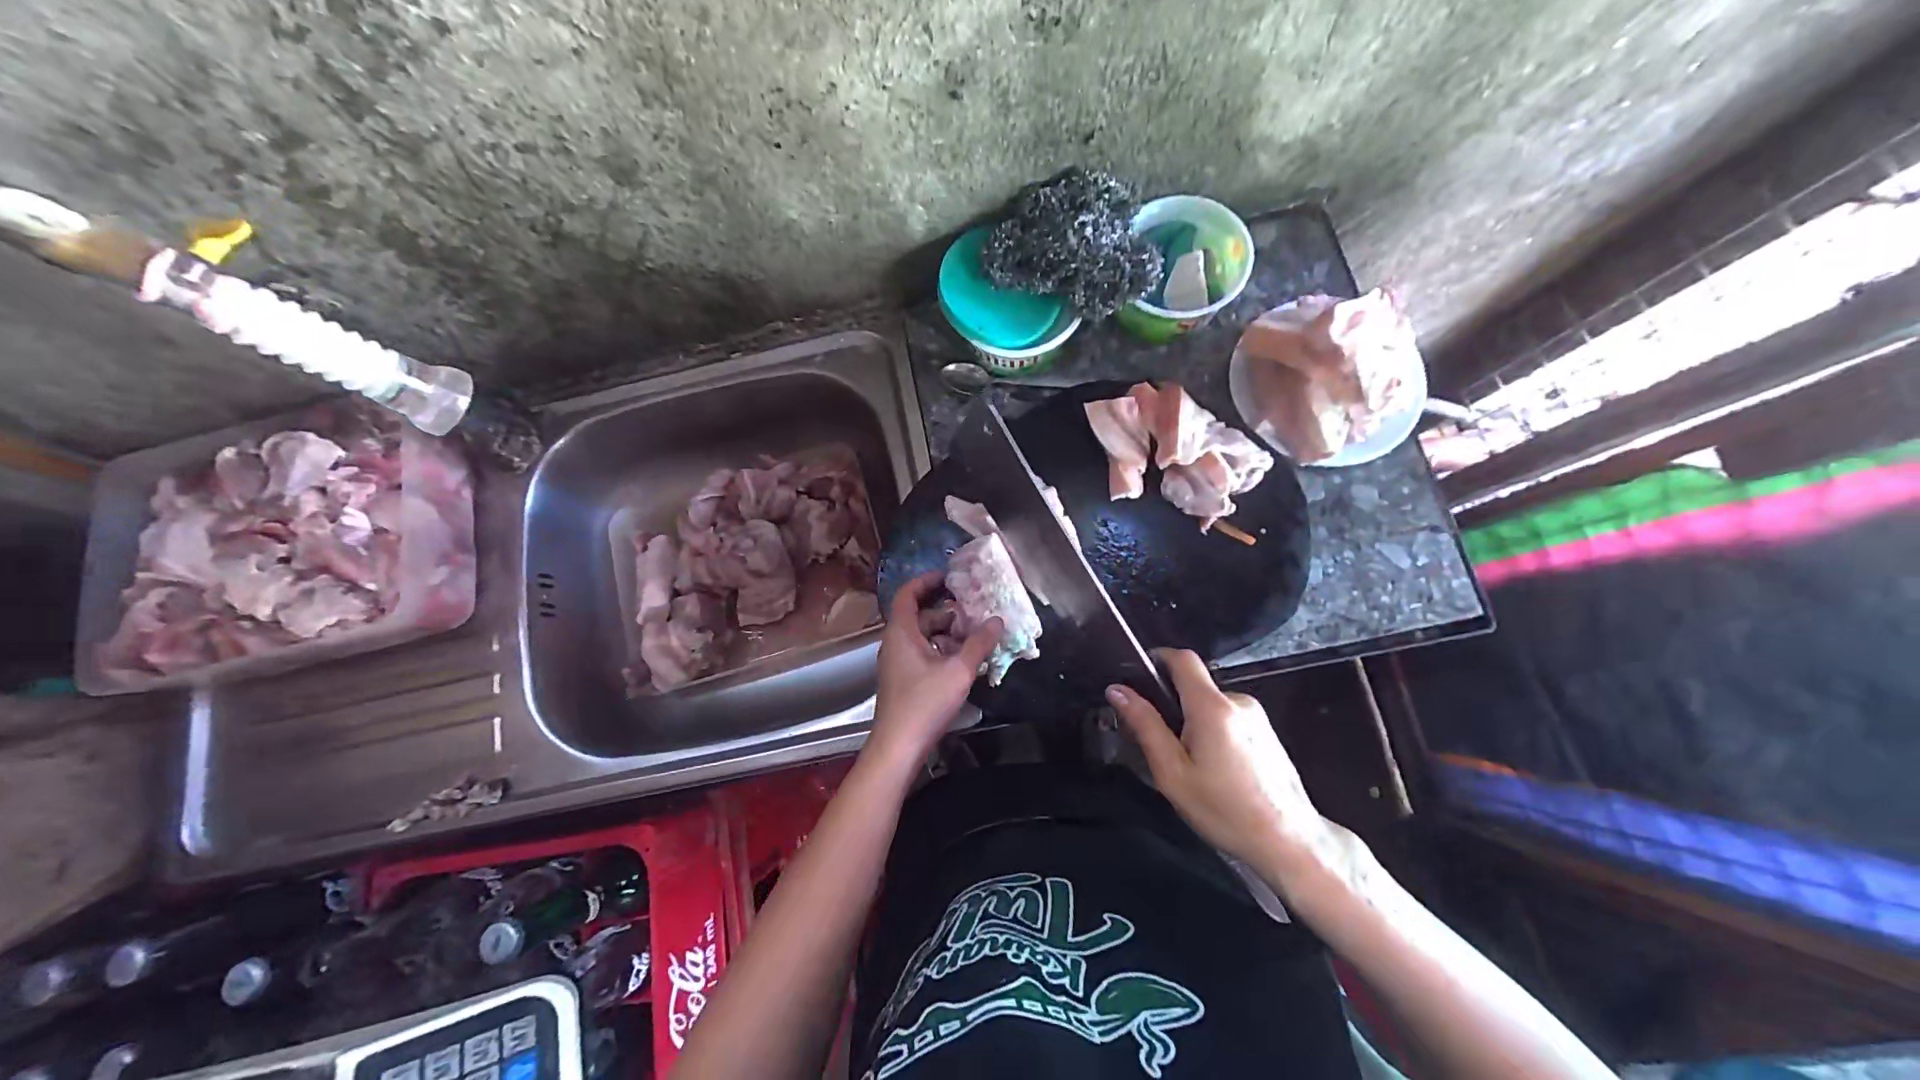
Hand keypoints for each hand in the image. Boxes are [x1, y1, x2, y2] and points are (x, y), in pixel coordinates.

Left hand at [867, 572, 1000, 768]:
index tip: (949, 576)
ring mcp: (898, 663)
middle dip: (947, 612)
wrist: (899, 746)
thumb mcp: (958, 670)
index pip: (908, 594)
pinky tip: (965, 662)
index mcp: (901, 632)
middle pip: (919, 616)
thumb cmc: (924, 703)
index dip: (926, 581)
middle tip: (974, 611)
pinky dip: (943, 652)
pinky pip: (924, 655)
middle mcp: (895, 643)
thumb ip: (979, 643)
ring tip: (976, 637)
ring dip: (948, 634)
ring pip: (923, 637)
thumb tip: (997, 621)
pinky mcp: (904, 681)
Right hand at [1106, 650, 1334, 883]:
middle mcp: (1238, 703)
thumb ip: (1144, 725)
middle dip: (1173, 707)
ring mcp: (1256, 717)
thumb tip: (1118, 691)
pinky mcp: (1267, 733)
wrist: (1289, 842)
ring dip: (1195, 725)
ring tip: (1192, 768)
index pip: (1182, 658)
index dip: (1157, 659)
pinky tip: (1216, 772)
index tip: (1138, 678)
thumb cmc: (1226, 811)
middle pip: (1194, 686)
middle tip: (1161, 745)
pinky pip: (1229, 720)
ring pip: (1211, 706)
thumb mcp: (1172, 772)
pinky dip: (1214, 736)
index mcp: (1212, 707)